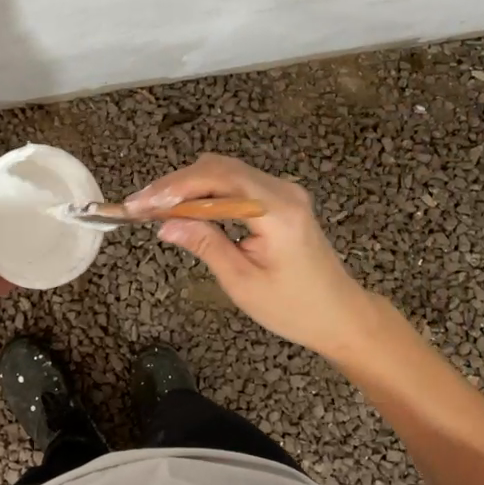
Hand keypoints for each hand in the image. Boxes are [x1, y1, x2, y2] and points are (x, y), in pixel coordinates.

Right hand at [128, 154, 377, 360]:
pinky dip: (206, 190)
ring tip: (156, 207)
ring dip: (188, 185)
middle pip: (218, 167)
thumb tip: (165, 224)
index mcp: (275, 210)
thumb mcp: (243, 282)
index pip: (216, 179)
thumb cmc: (294, 308)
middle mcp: (281, 190)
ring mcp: (283, 191)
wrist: (342, 316)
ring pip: (224, 171)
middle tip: (141, 204)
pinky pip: (236, 182)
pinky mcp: (281, 198)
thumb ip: (205, 244)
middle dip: (175, 183)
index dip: (173, 187)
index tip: (141, 203)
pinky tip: (186, 208)